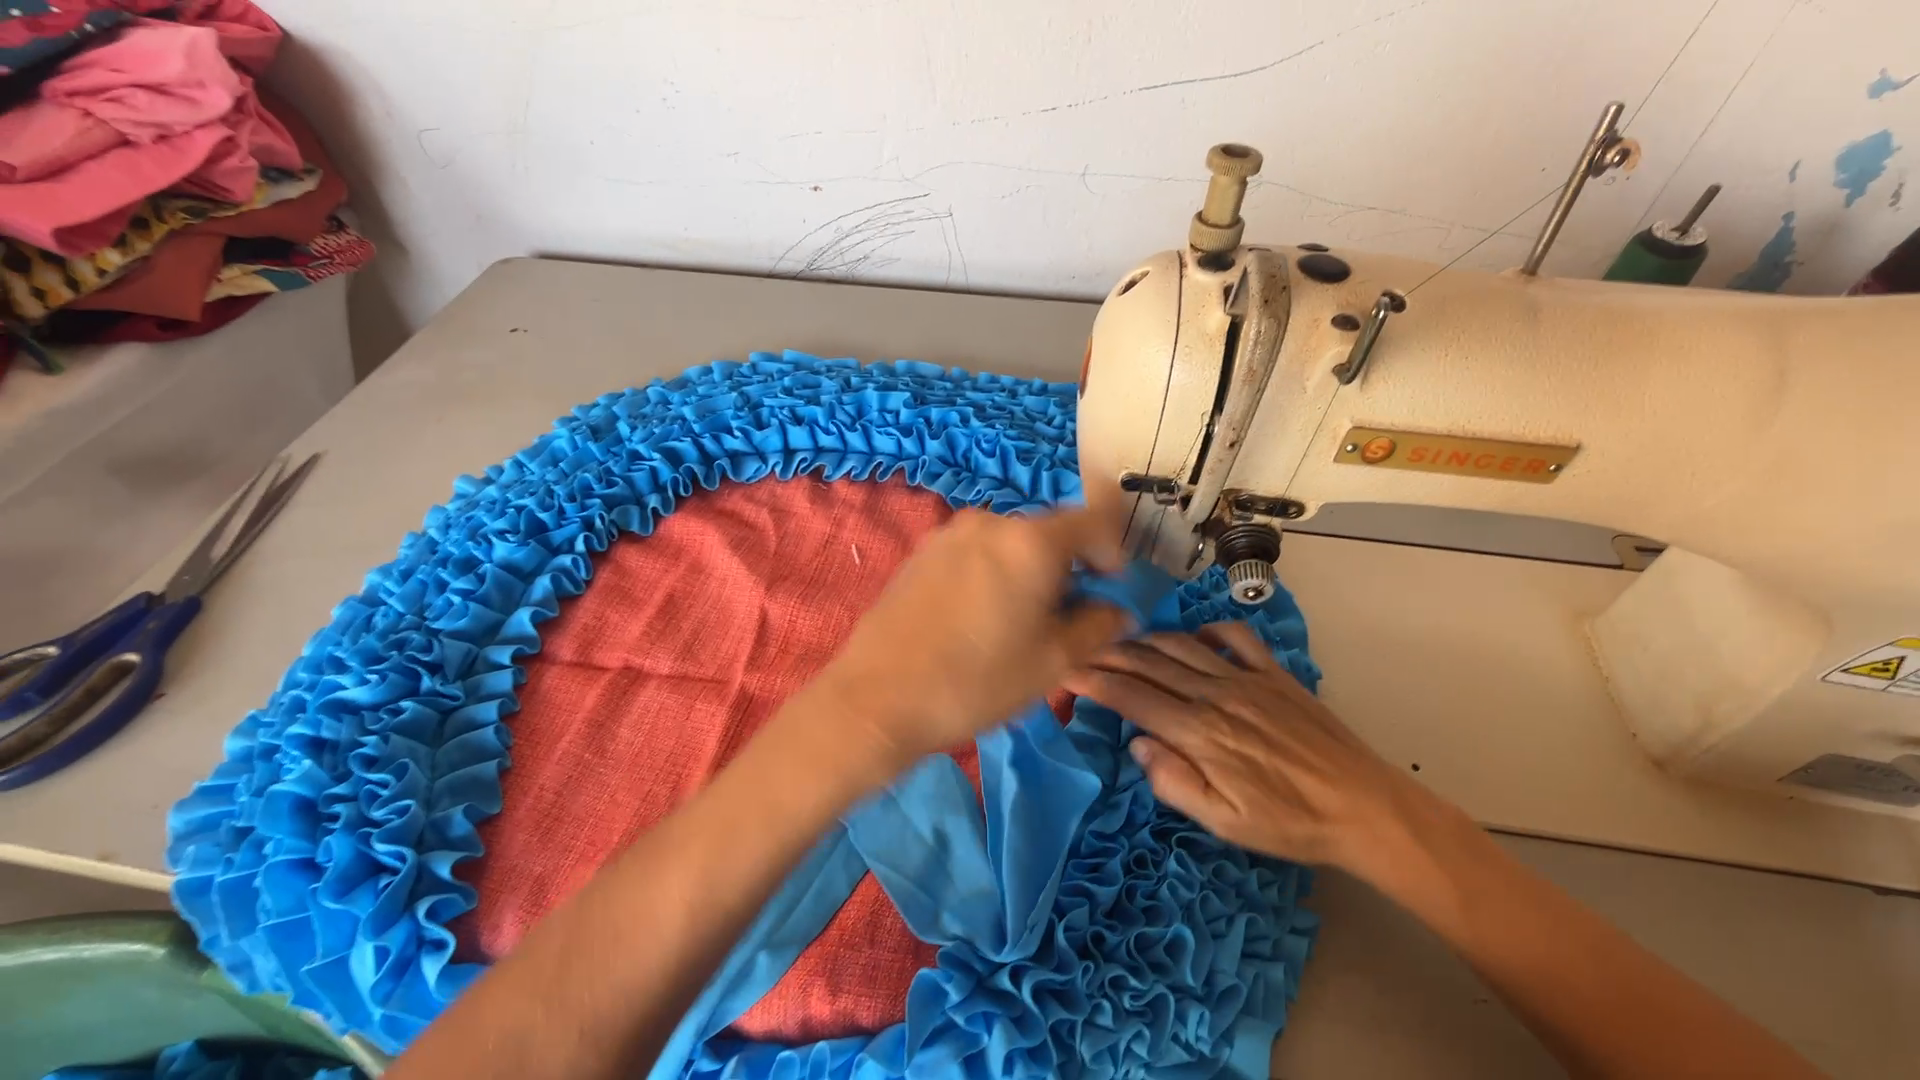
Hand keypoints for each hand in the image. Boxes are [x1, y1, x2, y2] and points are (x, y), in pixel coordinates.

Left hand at [796, 506, 1130, 779]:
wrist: (877, 700)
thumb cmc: (977, 681)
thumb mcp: (1054, 662)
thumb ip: (1099, 627)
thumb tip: (1117, 611)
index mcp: (1031, 540)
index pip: (1093, 524)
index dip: (1112, 555)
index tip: (1110, 592)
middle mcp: (989, 522)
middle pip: (1047, 535)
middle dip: (1067, 569)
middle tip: (1065, 620)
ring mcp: (947, 536)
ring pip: (1008, 547)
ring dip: (1026, 574)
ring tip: (1017, 626)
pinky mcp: (919, 556)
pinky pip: (973, 556)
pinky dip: (990, 577)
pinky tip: (976, 623)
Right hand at [1063, 622, 1442, 877]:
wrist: (1363, 808)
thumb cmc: (1288, 824)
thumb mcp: (1223, 822)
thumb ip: (1174, 782)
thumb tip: (1138, 744)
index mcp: (1199, 734)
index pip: (1131, 697)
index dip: (1093, 682)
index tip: (1066, 672)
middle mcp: (1216, 696)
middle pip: (1149, 664)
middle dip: (1109, 655)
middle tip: (1082, 652)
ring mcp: (1247, 680)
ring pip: (1183, 645)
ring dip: (1146, 640)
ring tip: (1123, 643)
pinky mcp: (1276, 674)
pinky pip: (1235, 637)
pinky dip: (1207, 630)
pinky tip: (1194, 638)